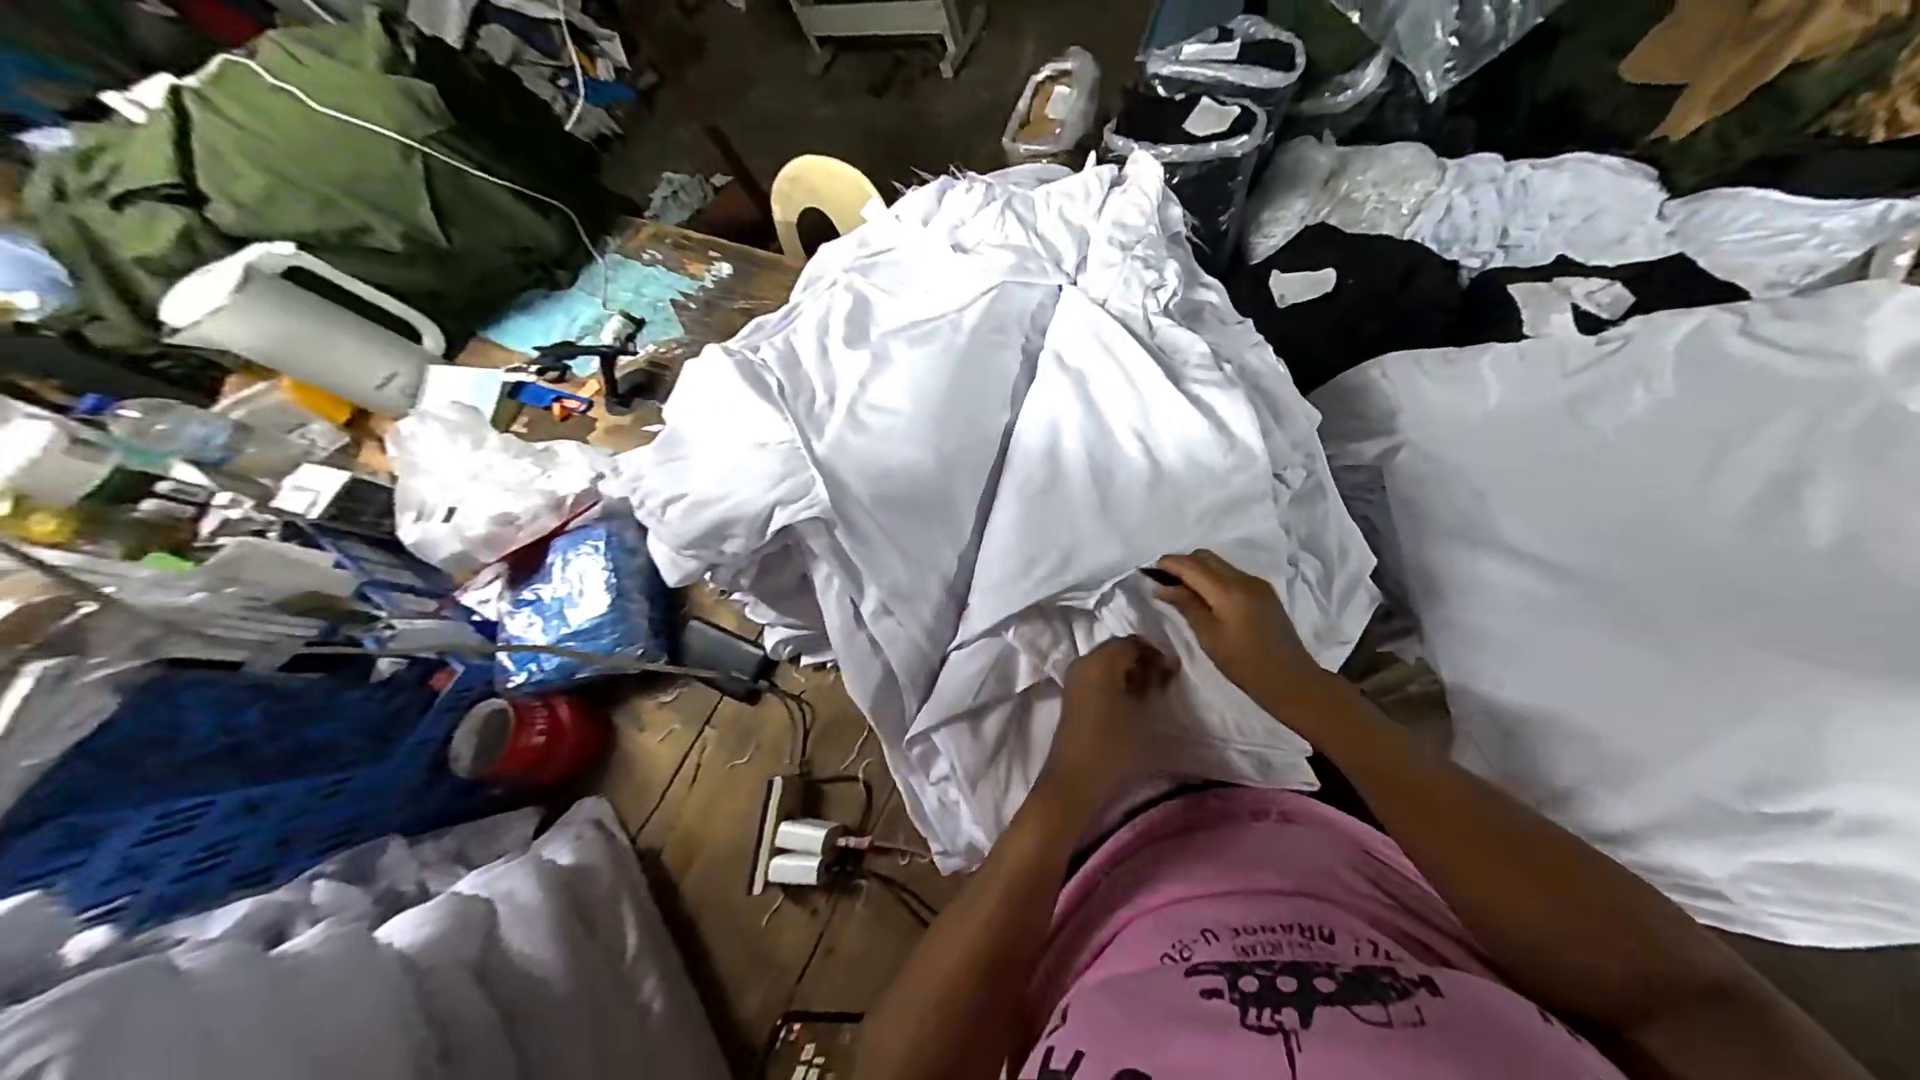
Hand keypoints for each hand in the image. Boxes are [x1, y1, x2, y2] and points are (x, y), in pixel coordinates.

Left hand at [1034, 636, 1178, 824]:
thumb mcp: (1142, 710)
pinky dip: (1115, 681)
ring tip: (1149, 693)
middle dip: (1142, 660)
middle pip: (1117, 649)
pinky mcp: (1072, 695)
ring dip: (1129, 671)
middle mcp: (1082, 661)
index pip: (1132, 642)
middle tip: (1163, 681)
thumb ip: (1152, 681)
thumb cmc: (1114, 744)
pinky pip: (1097, 676)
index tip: (1173, 672)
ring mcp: (1074, 678)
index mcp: (1099, 660)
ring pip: (1107, 663)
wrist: (1076, 779)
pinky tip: (1130, 701)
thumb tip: (1162, 666)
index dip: (1155, 653)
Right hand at [1152, 550, 1323, 697]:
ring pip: (1218, 564)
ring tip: (1179, 589)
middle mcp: (1244, 579)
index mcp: (1229, 590)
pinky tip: (1203, 596)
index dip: (1168, 563)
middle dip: (1181, 563)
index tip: (1147, 570)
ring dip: (1197, 570)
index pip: (1192, 565)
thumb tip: (1162, 586)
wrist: (1291, 679)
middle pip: (1205, 557)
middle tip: (1162, 580)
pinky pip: (1230, 574)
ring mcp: (1257, 584)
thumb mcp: (1208, 636)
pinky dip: (1212, 578)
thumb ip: (1185, 605)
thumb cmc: (1244, 663)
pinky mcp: (1263, 592)